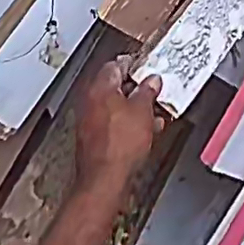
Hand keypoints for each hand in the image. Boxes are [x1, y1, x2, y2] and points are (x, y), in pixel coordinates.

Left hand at [73, 57, 161, 193]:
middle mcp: (90, 101)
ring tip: (153, 114)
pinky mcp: (93, 139)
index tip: (146, 68)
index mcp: (100, 87)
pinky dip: (127, 124)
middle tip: (152, 91)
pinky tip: (144, 132)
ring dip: (133, 108)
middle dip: (135, 89)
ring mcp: (89, 120)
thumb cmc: (119, 145)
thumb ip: (148, 91)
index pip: (115, 65)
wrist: (105, 179)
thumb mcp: (143, 110)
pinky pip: (112, 124)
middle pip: (114, 86)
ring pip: (115, 106)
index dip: (133, 65)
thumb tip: (152, 81)